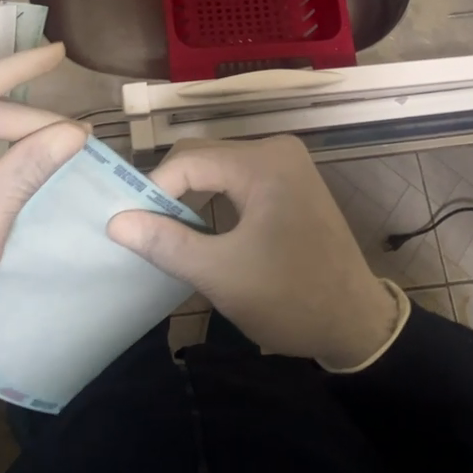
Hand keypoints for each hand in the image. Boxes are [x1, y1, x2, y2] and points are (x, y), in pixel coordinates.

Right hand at [107, 136, 400, 369]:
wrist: (356, 323)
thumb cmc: (291, 298)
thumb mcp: (221, 274)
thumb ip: (166, 243)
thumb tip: (115, 221)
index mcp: (263, 162)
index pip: (188, 160)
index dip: (153, 191)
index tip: (129, 225)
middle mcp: (275, 149)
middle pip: (202, 156)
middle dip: (170, 190)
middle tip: (143, 228)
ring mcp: (286, 162)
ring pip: (217, 165)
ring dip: (190, 193)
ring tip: (165, 229)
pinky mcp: (289, 180)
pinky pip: (237, 176)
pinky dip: (213, 196)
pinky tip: (199, 224)